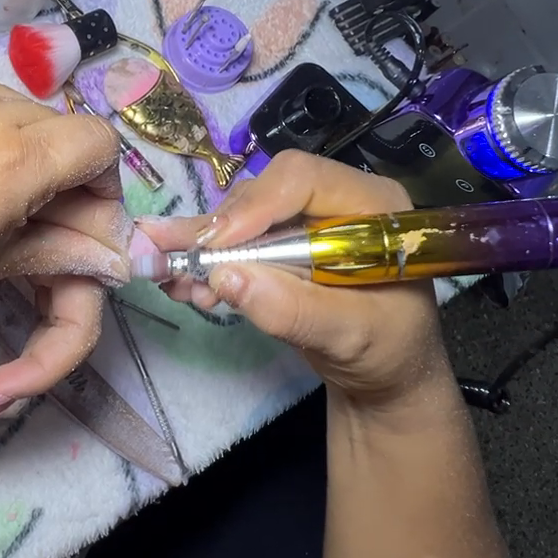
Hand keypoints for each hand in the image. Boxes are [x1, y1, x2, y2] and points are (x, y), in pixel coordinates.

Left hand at [0, 70, 127, 398]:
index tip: (77, 208)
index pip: (99, 142)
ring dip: (21, 141)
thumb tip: (122, 252)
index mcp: (11, 161)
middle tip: (29, 204)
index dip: (101, 179)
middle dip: (60, 163)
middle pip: (61, 123)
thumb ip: (65, 248)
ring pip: (19, 106)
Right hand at [136, 151, 450, 410]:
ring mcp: (300, 223)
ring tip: (169, 276)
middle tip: (176, 261)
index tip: (217, 248)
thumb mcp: (351, 336)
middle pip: (261, 194)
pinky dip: (202, 262)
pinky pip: (231, 242)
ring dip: (201, 247)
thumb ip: (293, 309)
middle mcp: (330, 203)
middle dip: (217, 230)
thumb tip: (224, 276)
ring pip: (238, 216)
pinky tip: (178, 282)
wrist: (385, 377)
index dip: (254, 206)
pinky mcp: (276, 245)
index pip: (302, 179)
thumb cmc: (387, 352)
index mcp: (368, 206)